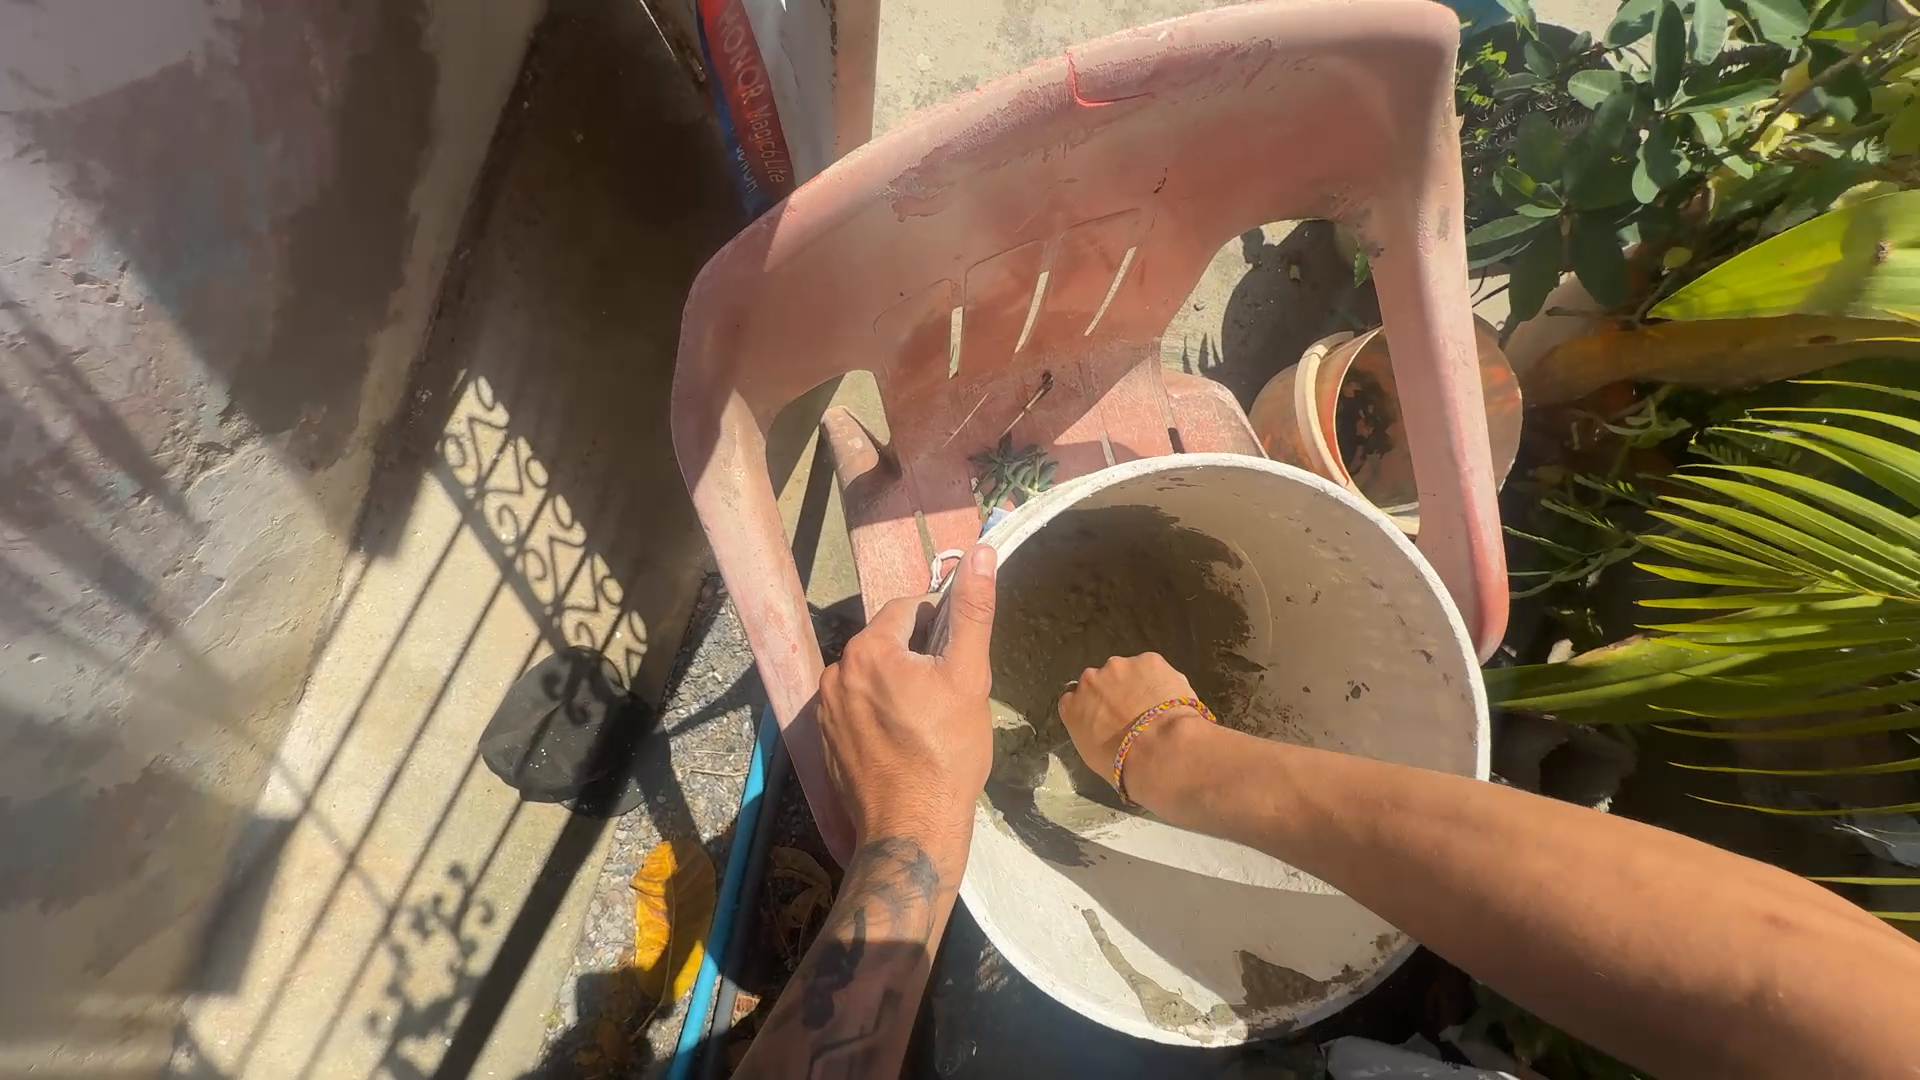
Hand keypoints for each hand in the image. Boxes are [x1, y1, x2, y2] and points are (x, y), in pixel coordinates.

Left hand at [817, 545, 997, 853]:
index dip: (941, 629)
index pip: (909, 610)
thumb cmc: (947, 752)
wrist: (912, 830)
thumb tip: (980, 552)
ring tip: (928, 720)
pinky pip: (857, 706)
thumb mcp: (969, 676)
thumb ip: (973, 611)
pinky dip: (879, 711)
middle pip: (888, 641)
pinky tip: (903, 740)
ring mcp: (825, 709)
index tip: (958, 663)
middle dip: (918, 656)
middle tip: (948, 695)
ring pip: (873, 675)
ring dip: (898, 683)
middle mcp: (836, 671)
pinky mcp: (824, 739)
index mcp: (868, 649)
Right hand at [1056, 653, 1199, 785]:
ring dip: (1138, 685)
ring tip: (1157, 709)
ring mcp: (1119, 666)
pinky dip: (1161, 680)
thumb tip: (1103, 728)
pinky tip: (1170, 700)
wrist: (1160, 749)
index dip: (1094, 708)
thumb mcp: (1093, 755)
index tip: (1108, 720)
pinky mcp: (1148, 660)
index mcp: (1071, 706)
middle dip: (1115, 693)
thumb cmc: (1124, 765)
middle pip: (1101, 681)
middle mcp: (1089, 680)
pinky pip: (1153, 668)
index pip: (1076, 701)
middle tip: (1135, 715)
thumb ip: (1090, 731)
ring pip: (1128, 672)